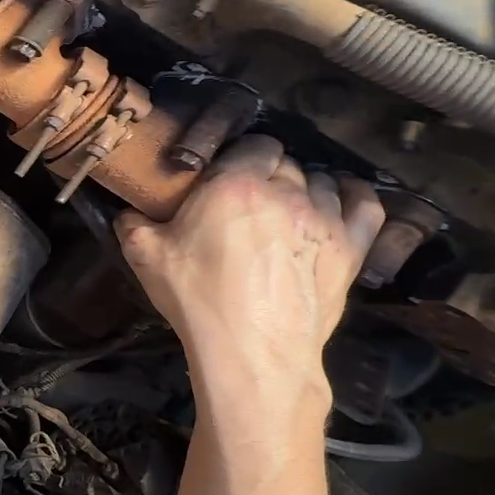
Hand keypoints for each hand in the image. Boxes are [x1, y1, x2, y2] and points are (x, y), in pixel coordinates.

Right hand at [116, 136, 384, 413]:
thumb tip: (130, 209)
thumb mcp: (143, 253)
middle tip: (242, 193)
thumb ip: (133, 220)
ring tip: (283, 203)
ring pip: (321, 180)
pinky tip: (337, 197)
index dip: (238, 152)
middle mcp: (286, 193)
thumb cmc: (196, 296)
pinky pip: (365, 204)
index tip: (223, 169)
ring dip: (302, 184)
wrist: (252, 350)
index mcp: (234, 185)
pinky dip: (351, 194)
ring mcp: (326, 219)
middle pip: (286, 161)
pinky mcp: (352, 248)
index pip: (252, 144)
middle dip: (266, 170)